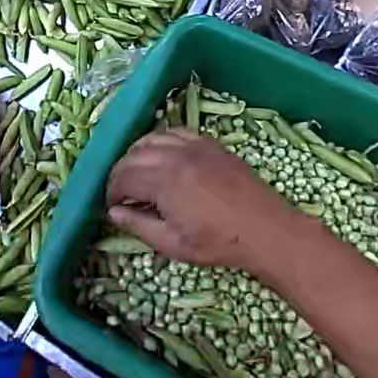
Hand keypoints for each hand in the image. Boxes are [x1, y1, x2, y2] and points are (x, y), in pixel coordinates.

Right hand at [105, 129, 323, 277]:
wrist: (266, 229)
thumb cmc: (218, 243)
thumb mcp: (173, 244)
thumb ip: (139, 226)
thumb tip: (114, 213)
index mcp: (163, 181)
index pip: (122, 177)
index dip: (112, 191)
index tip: (112, 206)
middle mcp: (175, 155)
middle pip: (133, 155)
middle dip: (120, 173)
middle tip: (122, 193)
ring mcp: (195, 146)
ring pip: (153, 138)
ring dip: (138, 154)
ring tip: (139, 174)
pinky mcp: (211, 144)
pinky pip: (177, 132)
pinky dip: (162, 141)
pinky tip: (164, 157)